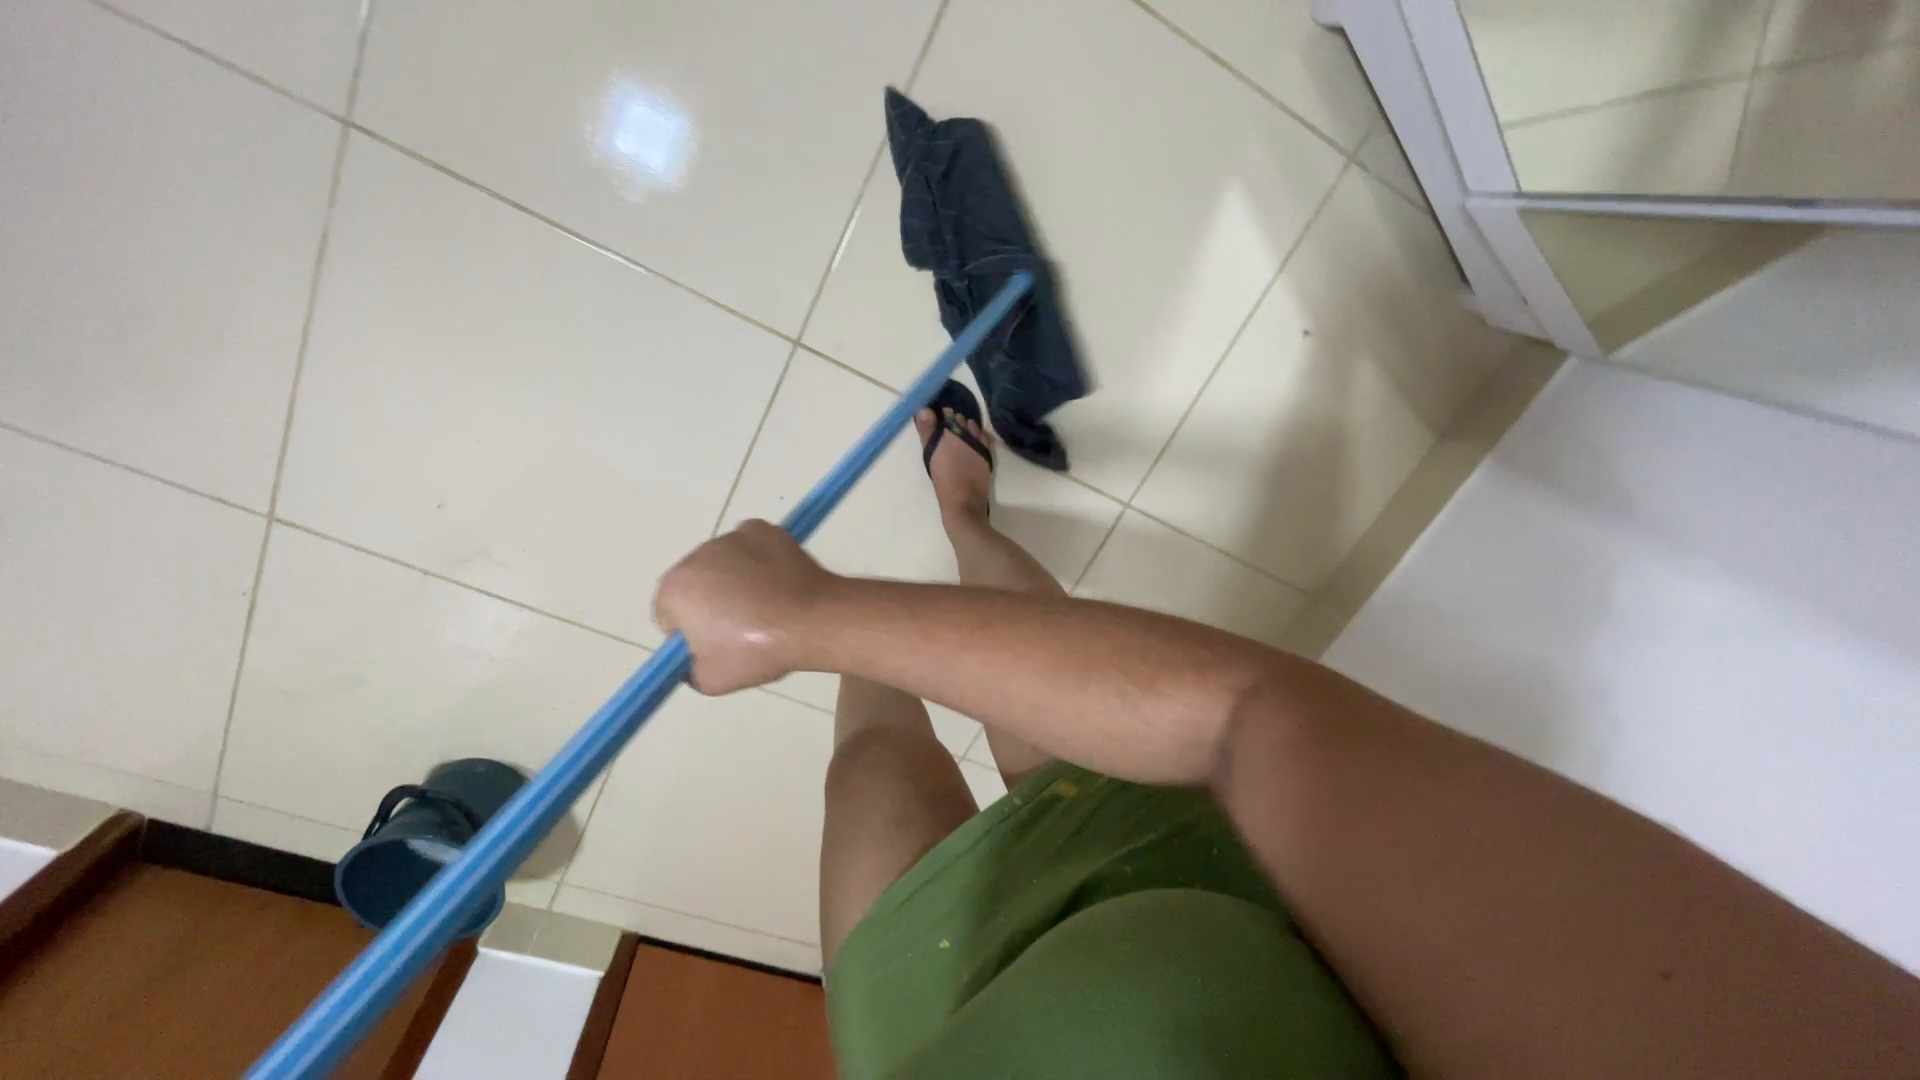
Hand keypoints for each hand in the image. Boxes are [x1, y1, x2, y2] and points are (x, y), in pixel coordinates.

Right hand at [653, 520, 836, 693]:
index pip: (668, 615)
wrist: (812, 620)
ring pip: (721, 564)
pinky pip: (749, 548)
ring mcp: (731, 537)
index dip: (691, 634)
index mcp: (674, 589)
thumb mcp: (708, 680)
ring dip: (733, 580)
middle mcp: (695, 555)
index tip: (717, 644)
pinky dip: (757, 560)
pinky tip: (775, 581)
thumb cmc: (757, 651)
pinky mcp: (761, 529)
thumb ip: (687, 668)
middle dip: (710, 603)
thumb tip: (692, 655)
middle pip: (694, 585)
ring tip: (764, 605)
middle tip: (743, 627)